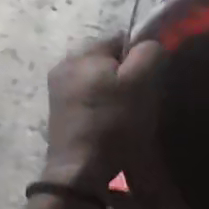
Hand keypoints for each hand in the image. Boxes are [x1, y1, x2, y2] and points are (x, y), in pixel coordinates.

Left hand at [40, 36, 162, 190]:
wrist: (81, 170)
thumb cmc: (113, 122)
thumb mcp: (140, 83)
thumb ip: (149, 53)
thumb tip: (151, 44)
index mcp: (82, 53)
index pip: (121, 38)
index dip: (141, 56)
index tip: (151, 79)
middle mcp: (64, 65)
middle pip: (109, 59)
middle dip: (127, 73)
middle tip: (141, 97)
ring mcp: (58, 89)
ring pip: (99, 77)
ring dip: (115, 89)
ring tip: (128, 112)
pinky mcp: (60, 110)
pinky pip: (89, 95)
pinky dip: (103, 103)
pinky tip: (112, 121)